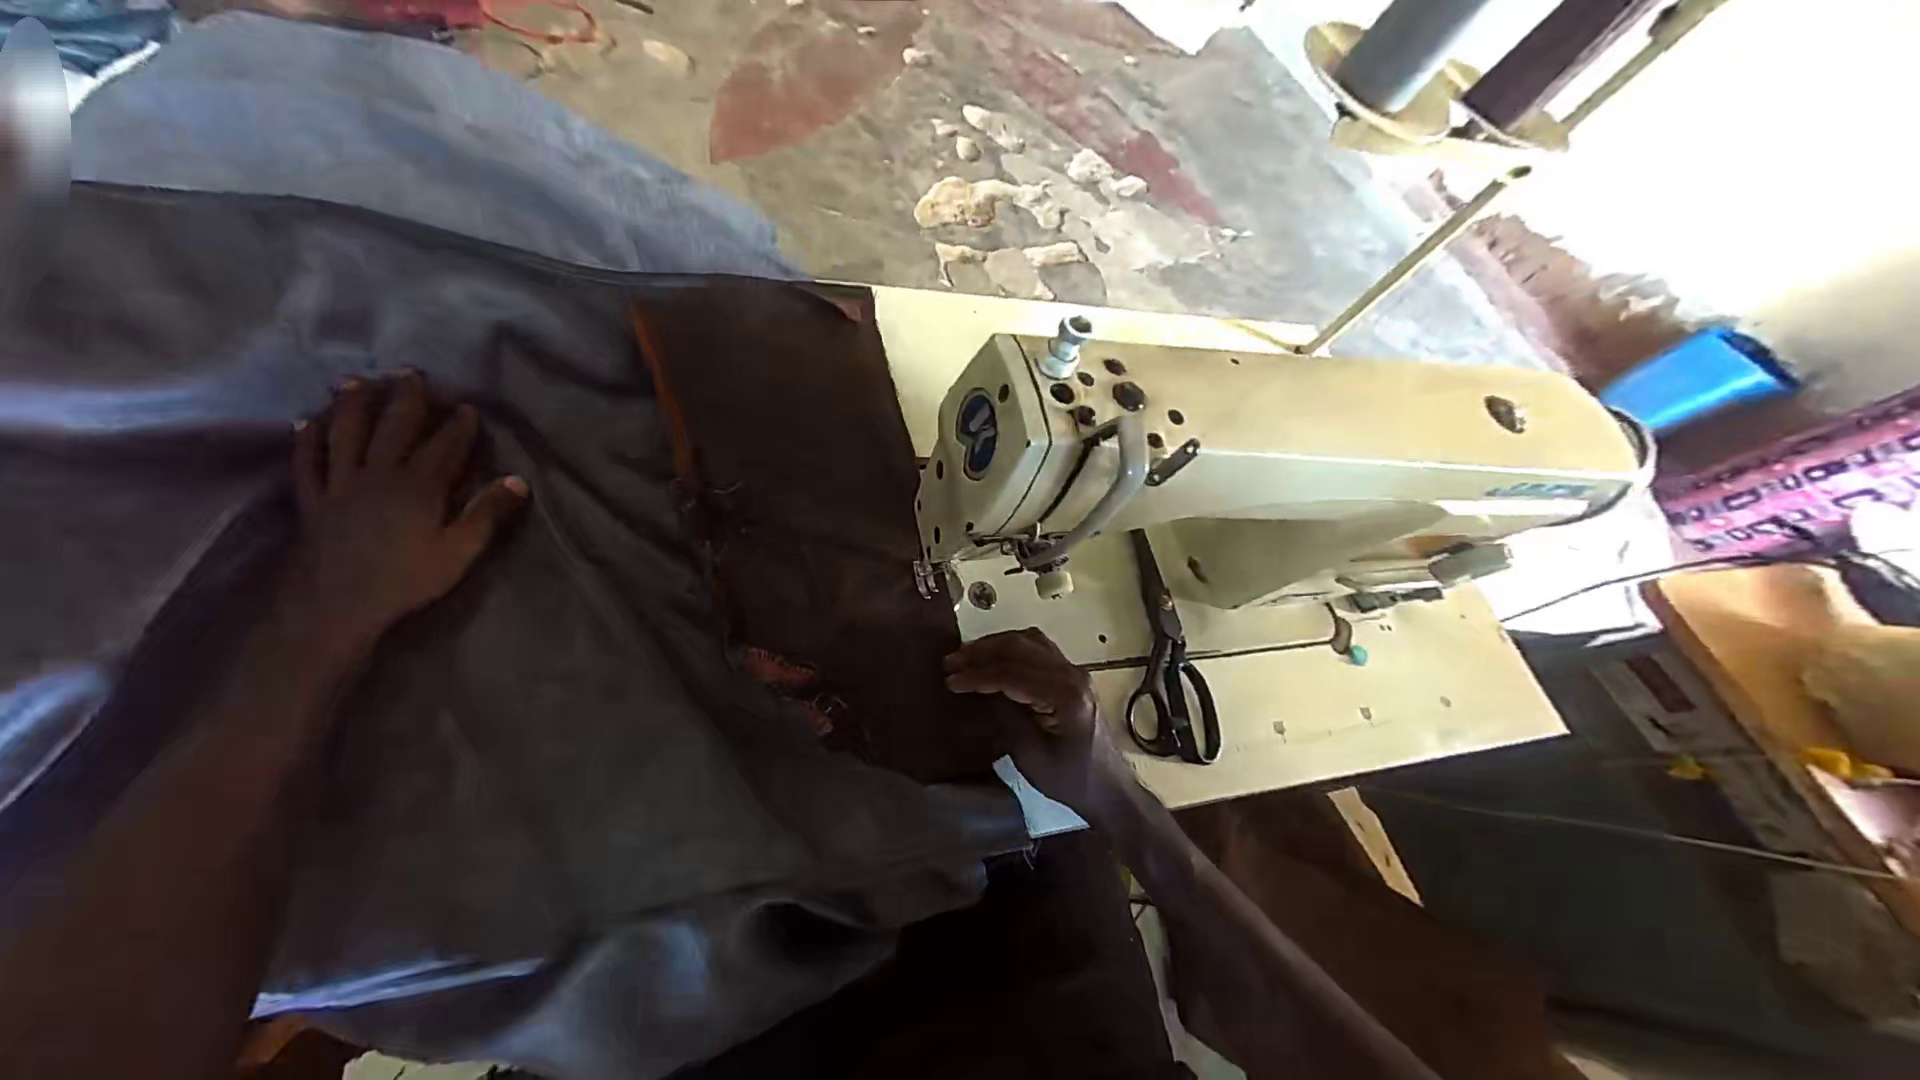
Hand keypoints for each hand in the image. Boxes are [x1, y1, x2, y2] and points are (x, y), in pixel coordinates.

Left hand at [284, 372, 528, 651]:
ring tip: (358, 380)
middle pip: (393, 428)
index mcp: (418, 487)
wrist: (337, 605)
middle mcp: (378, 475)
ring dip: (352, 404)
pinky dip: (306, 437)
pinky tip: (307, 420)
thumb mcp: (461, 550)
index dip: (458, 426)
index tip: (468, 407)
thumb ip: (488, 513)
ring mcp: (340, 484)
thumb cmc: (407, 578)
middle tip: (412, 373)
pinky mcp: (314, 499)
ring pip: (344, 433)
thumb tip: (517, 480)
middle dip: (406, 399)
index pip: (443, 446)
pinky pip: (307, 461)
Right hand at [944, 628, 1135, 821]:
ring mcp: (1074, 671)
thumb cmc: (1071, 780)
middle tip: (951, 662)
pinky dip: (1011, 648)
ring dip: (995, 645)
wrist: (1109, 789)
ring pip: (1029, 641)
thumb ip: (1005, 716)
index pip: (1013, 673)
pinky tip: (992, 658)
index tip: (950, 680)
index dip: (978, 675)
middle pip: (1021, 647)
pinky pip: (1037, 649)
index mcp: (1065, 695)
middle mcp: (1073, 674)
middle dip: (982, 652)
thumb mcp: (1030, 756)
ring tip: (965, 656)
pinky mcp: (1071, 675)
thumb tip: (979, 689)